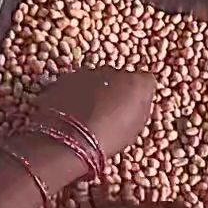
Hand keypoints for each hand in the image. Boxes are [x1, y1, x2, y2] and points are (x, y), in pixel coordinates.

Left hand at [30, 68, 155, 162]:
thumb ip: (139, 108)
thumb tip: (136, 101)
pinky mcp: (63, 79)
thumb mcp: (135, 128)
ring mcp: (85, 73)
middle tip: (107, 112)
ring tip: (86, 115)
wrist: (71, 137)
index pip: (144, 81)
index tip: (131, 108)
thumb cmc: (110, 137)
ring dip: (91, 92)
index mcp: (136, 82)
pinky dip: (72, 94)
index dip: (138, 94)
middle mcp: (112, 71)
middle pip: (116, 77)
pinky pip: (72, 85)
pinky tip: (69, 112)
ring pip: (92, 79)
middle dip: (112, 90)